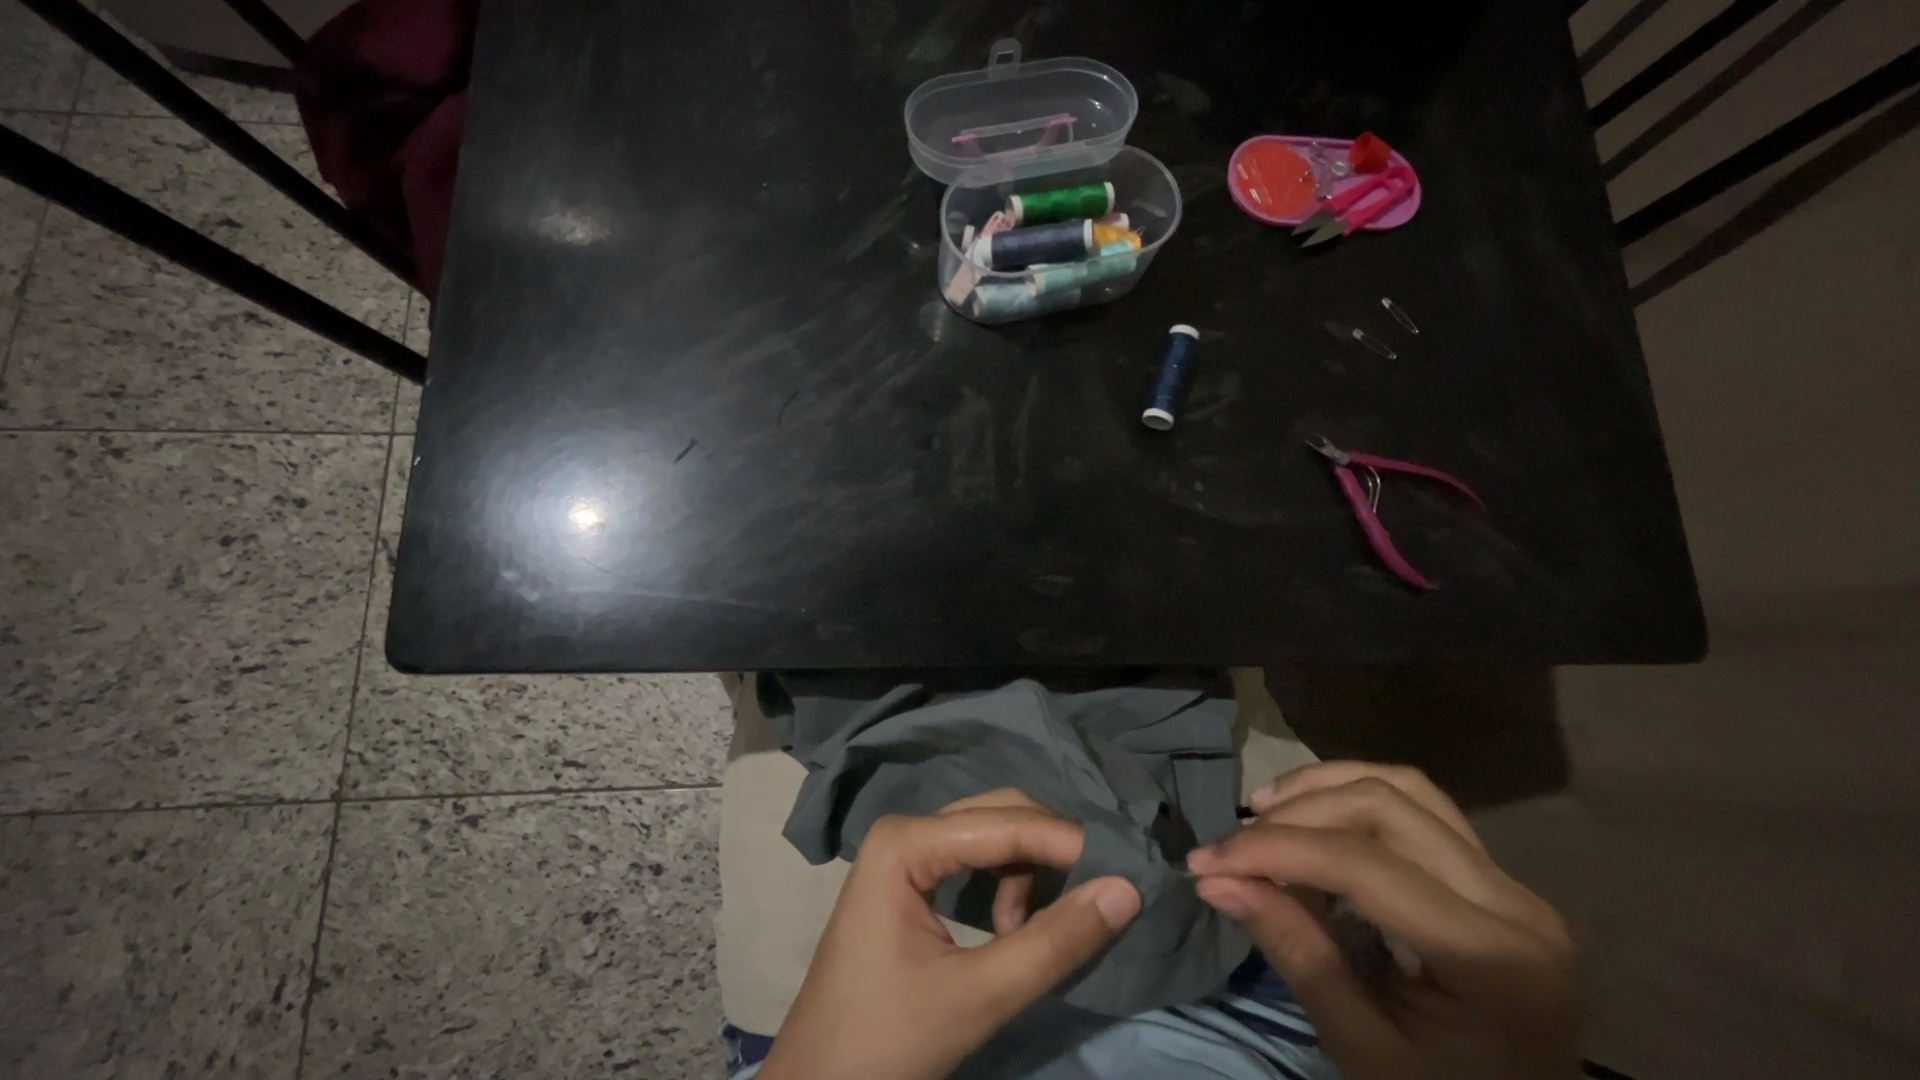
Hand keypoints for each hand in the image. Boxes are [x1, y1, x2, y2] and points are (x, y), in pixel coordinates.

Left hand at [759, 790, 1141, 1079]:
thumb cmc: (887, 1039)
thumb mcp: (978, 997)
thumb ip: (1053, 944)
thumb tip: (1127, 890)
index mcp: (907, 842)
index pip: (1007, 823)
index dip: (1070, 844)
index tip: (1127, 873)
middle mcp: (906, 830)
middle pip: (1001, 815)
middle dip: (1050, 853)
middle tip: (1093, 897)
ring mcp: (905, 851)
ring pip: (992, 836)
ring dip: (1027, 874)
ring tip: (1029, 935)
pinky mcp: (910, 877)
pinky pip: (975, 860)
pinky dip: (1007, 886)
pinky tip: (1010, 930)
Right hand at [1187, 763, 1577, 1079]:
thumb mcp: (1363, 1048)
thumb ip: (1297, 953)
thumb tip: (1218, 881)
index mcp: (1492, 956)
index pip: (1365, 866)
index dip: (1276, 850)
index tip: (1206, 861)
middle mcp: (1513, 901)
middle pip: (1387, 806)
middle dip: (1296, 813)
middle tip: (1233, 846)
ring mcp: (1509, 884)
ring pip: (1405, 789)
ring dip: (1325, 789)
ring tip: (1263, 810)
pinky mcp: (1493, 879)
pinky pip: (1420, 808)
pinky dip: (1354, 798)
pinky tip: (1312, 815)